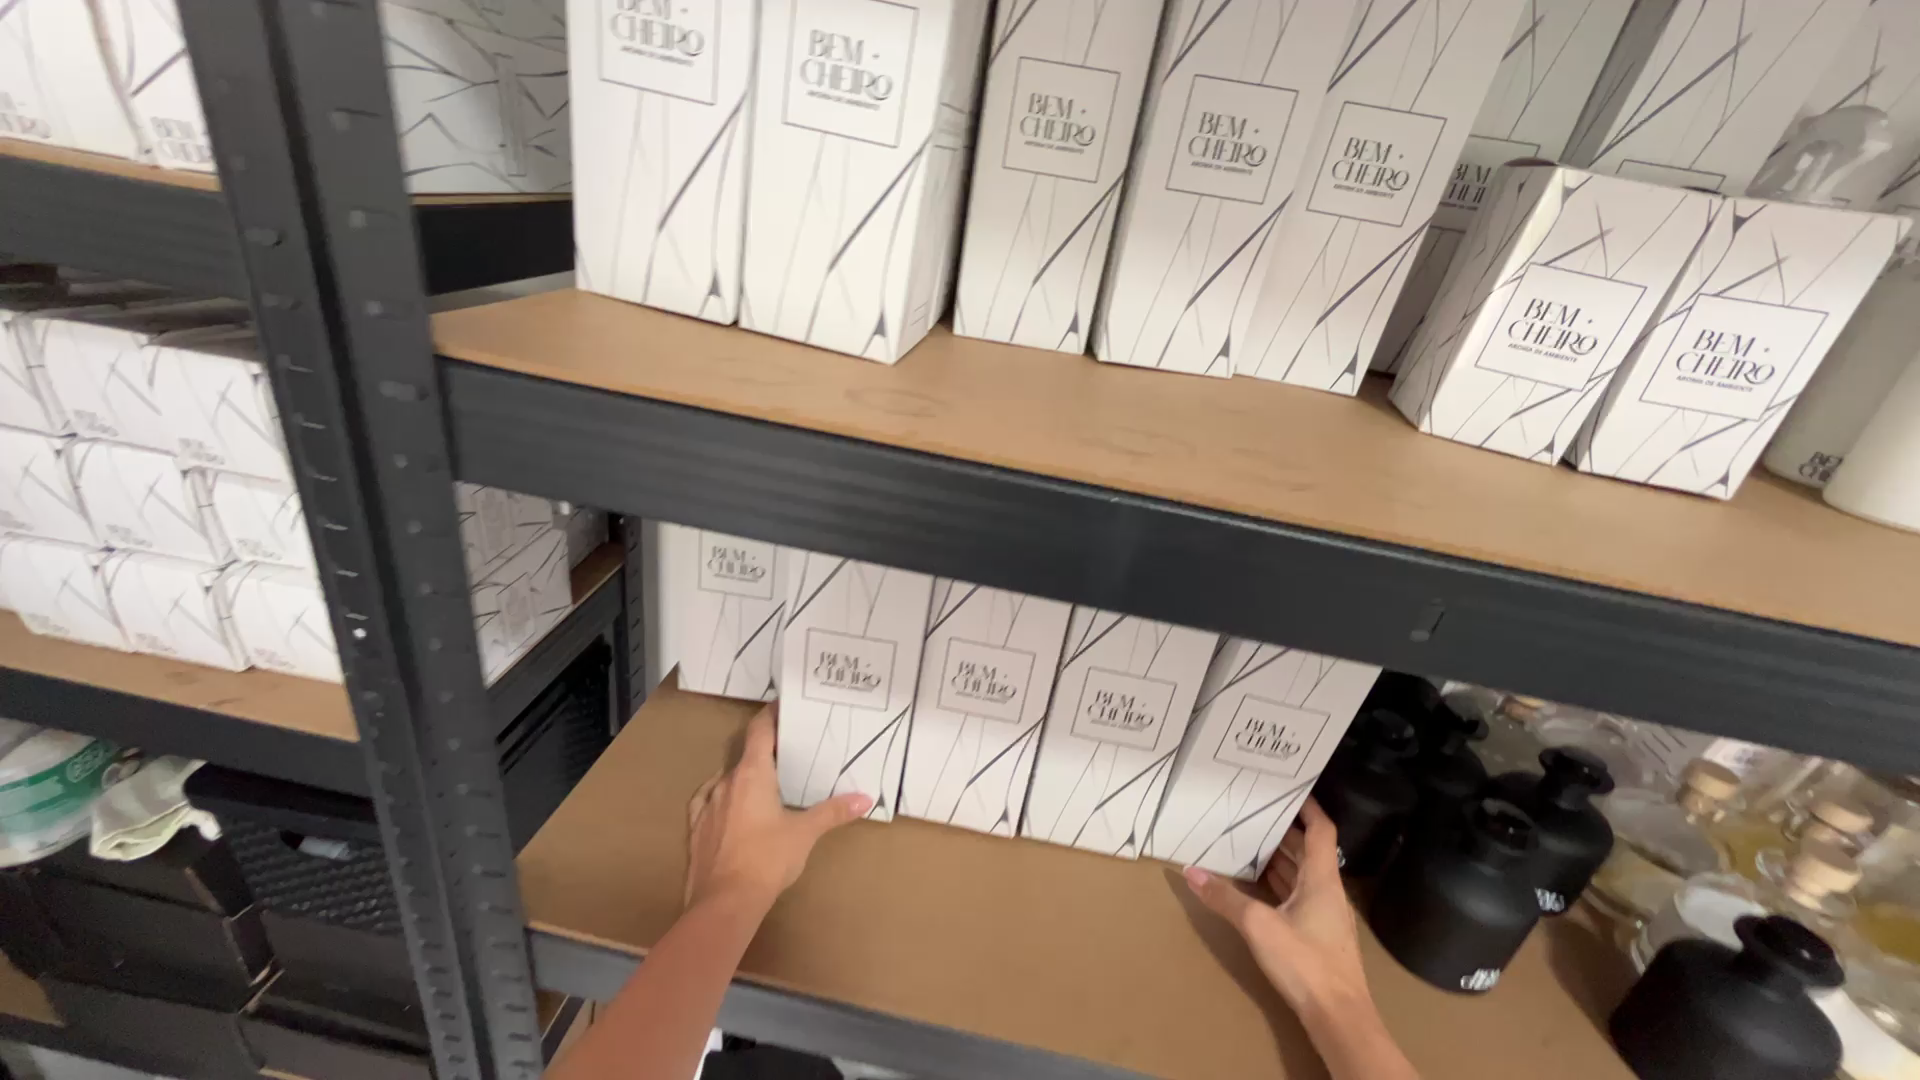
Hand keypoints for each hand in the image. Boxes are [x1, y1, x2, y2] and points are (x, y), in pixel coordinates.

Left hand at [685, 703, 870, 912]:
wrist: (724, 902)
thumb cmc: (767, 859)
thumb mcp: (805, 833)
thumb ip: (833, 811)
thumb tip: (866, 798)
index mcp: (753, 774)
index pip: (759, 731)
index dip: (770, 715)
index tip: (782, 706)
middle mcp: (726, 781)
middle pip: (746, 754)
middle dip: (765, 750)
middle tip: (786, 751)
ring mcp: (708, 804)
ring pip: (727, 778)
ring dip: (744, 776)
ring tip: (764, 782)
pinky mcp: (697, 828)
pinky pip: (709, 801)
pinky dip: (722, 797)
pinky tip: (729, 804)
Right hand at [1183, 799, 1370, 1011]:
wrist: (1340, 1019)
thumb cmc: (1305, 963)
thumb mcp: (1258, 925)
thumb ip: (1224, 897)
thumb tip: (1190, 871)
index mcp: (1322, 881)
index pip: (1321, 831)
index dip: (1309, 808)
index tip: (1290, 789)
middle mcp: (1327, 893)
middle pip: (1308, 852)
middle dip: (1283, 831)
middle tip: (1253, 812)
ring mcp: (1325, 917)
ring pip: (1302, 875)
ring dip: (1280, 858)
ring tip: (1248, 841)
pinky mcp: (1318, 937)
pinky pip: (1298, 896)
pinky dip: (1279, 883)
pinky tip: (1256, 886)